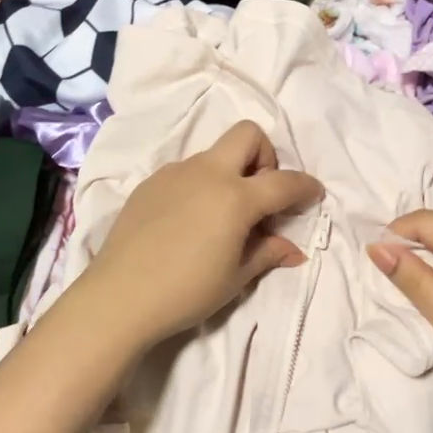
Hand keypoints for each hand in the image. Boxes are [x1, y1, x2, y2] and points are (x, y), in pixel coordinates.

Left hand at [84, 121, 323, 348]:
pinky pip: (186, 171)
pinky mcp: (151, 183)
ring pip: (214, 154)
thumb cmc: (185, 292)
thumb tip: (293, 249)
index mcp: (235, 197)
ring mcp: (175, 173)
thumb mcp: (235, 278)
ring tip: (221, 217)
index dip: (305, 186)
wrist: (118, 297)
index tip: (314, 193)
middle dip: (265, 156)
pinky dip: (200, 186)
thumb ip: (267, 253)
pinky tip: (189, 222)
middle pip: (248, 135)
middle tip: (259, 195)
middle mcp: (208, 173)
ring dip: (230, 173)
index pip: (283, 181)